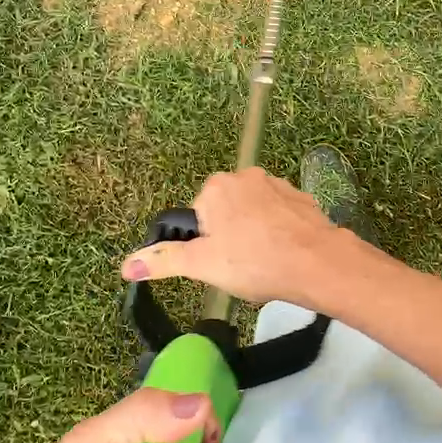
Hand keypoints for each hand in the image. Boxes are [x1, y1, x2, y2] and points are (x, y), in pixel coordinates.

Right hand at [119, 168, 351, 305]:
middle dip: (229, 238)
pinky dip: (279, 233)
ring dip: (255, 235)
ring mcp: (277, 183)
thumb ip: (164, 261)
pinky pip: (281, 216)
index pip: (199, 217)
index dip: (205, 244)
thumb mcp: (202, 265)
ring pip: (254, 214)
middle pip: (226, 212)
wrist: (315, 261)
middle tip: (240, 267)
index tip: (219, 263)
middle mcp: (246, 175)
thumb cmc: (253, 261)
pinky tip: (285, 255)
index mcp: (216, 186)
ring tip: (265, 264)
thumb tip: (126, 265)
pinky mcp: (302, 197)